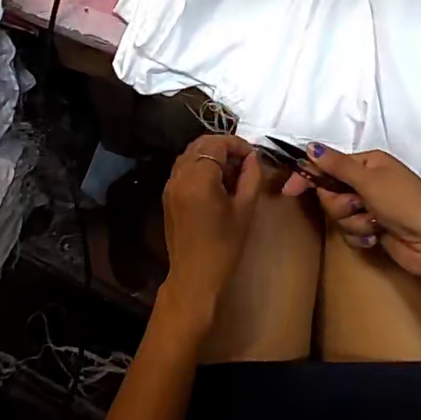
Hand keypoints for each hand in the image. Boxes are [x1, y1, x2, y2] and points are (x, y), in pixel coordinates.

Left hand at [158, 134, 263, 332]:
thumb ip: (251, 177)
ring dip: (211, 154)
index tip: (253, 156)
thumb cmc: (224, 245)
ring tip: (232, 171)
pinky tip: (215, 182)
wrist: (194, 275)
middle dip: (224, 147)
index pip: (217, 144)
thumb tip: (252, 158)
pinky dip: (199, 166)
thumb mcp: (245, 209)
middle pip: (201, 144)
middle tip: (244, 161)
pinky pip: (183, 169)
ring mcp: (170, 185)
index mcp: (198, 178)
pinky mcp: (167, 195)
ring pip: (190, 155)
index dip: (237, 145)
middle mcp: (179, 176)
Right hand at [282, 144, 420, 286]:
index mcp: (369, 163)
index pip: (328, 165)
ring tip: (375, 224)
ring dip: (353, 222)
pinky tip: (376, 238)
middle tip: (358, 206)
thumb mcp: (370, 181)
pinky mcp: (374, 229)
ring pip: (339, 214)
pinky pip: (350, 232)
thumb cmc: (408, 204)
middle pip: (330, 192)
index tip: (289, 189)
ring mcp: (371, 207)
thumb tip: (310, 147)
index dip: (308, 176)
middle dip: (340, 205)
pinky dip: (360, 236)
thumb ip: (336, 165)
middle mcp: (368, 182)